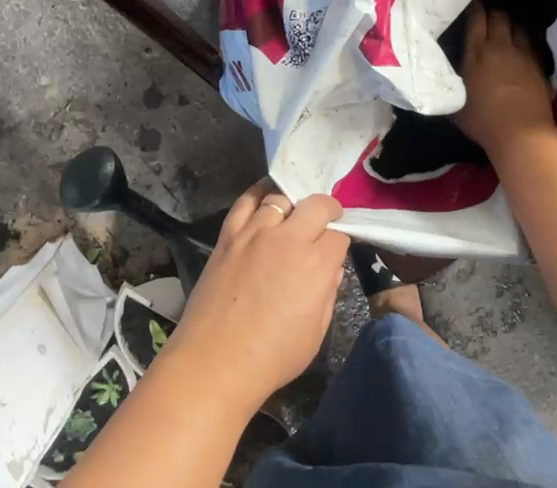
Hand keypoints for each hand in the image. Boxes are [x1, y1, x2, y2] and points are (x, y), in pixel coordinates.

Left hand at [156, 185, 349, 414]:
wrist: (215, 362)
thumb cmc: (273, 357)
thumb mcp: (316, 333)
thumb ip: (327, 294)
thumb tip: (330, 271)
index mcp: (316, 264)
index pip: (339, 236)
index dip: (340, 242)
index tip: (336, 252)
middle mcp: (288, 239)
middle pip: (316, 205)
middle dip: (327, 210)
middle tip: (325, 222)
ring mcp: (255, 233)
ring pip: (281, 199)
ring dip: (293, 204)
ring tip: (293, 214)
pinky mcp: (229, 236)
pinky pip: (244, 202)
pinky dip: (257, 194)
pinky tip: (264, 196)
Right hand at [456, 4, 556, 156]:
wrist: (522, 134)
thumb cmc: (483, 122)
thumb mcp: (455, 105)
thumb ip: (448, 86)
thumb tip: (437, 79)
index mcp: (476, 53)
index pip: (475, 19)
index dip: (473, 7)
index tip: (469, 2)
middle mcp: (500, 47)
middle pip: (498, 16)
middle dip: (492, 11)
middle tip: (486, 14)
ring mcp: (522, 54)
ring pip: (517, 26)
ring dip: (510, 23)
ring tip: (505, 26)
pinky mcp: (538, 65)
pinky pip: (530, 43)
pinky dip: (524, 40)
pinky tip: (521, 45)